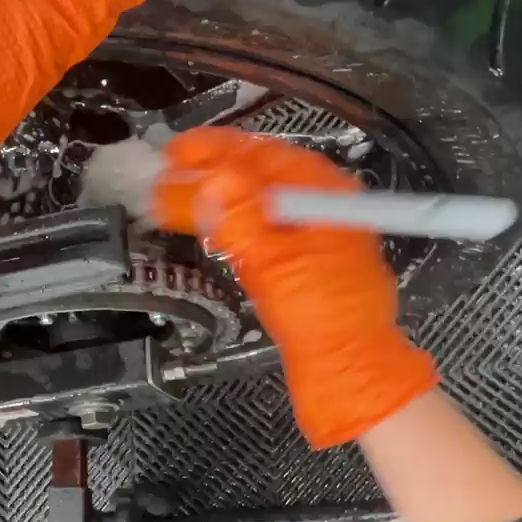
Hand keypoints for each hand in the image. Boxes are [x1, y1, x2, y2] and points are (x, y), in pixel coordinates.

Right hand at [153, 128, 438, 448]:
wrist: (350, 371)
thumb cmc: (327, 321)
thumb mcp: (276, 265)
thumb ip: (239, 221)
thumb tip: (208, 181)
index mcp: (324, 194)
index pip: (260, 154)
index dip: (213, 150)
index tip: (175, 152)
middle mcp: (324, 208)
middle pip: (262, 174)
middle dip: (214, 169)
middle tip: (171, 168)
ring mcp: (317, 238)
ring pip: (263, 202)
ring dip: (223, 196)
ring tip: (183, 193)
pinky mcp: (307, 266)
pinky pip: (267, 232)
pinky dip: (238, 225)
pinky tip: (220, 229)